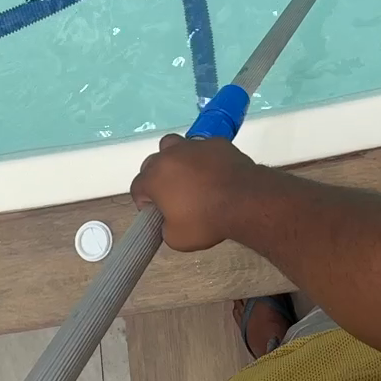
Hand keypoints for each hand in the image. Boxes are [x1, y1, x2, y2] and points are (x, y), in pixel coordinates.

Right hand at [130, 134, 262, 251]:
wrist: (244, 200)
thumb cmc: (207, 220)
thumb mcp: (177, 238)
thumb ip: (165, 227)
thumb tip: (169, 221)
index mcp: (155, 177)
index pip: (137, 187)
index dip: (144, 202)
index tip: (155, 212)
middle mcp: (170, 155)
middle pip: (152, 163)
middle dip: (156, 178)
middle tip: (170, 196)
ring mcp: (193, 145)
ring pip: (174, 145)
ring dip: (175, 160)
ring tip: (188, 177)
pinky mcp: (216, 142)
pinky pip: (202, 148)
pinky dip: (203, 158)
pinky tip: (214, 172)